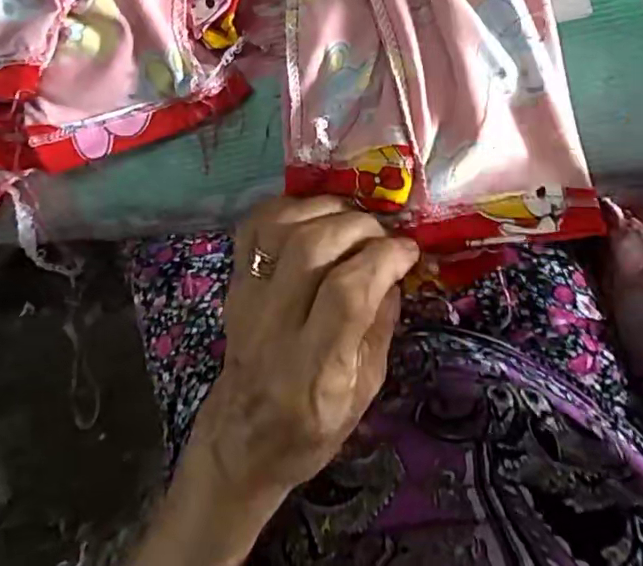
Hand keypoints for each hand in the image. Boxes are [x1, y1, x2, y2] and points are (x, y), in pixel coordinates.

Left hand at [194, 195, 421, 494]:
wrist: (243, 436)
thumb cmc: (314, 424)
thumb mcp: (365, 391)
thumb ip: (380, 327)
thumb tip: (394, 269)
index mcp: (314, 367)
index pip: (346, 293)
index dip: (382, 259)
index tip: (408, 249)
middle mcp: (274, 324)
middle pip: (310, 248)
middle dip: (357, 227)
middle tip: (383, 232)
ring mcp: (247, 297)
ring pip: (280, 228)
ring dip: (324, 209)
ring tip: (352, 217)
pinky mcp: (234, 280)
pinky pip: (253, 225)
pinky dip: (286, 206)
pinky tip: (314, 212)